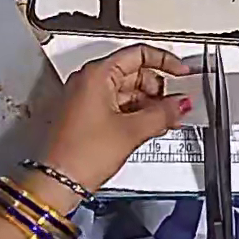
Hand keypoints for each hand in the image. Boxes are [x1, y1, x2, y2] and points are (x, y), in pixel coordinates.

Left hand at [39, 44, 192, 193]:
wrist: (56, 184)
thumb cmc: (81, 154)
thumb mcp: (132, 131)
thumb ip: (164, 112)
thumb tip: (181, 103)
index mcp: (98, 74)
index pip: (139, 54)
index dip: (165, 61)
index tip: (181, 72)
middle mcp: (89, 80)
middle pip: (134, 72)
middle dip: (159, 87)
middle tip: (177, 102)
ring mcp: (86, 97)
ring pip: (127, 90)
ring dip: (149, 102)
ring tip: (167, 118)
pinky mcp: (86, 114)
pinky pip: (118, 103)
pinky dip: (136, 112)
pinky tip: (150, 125)